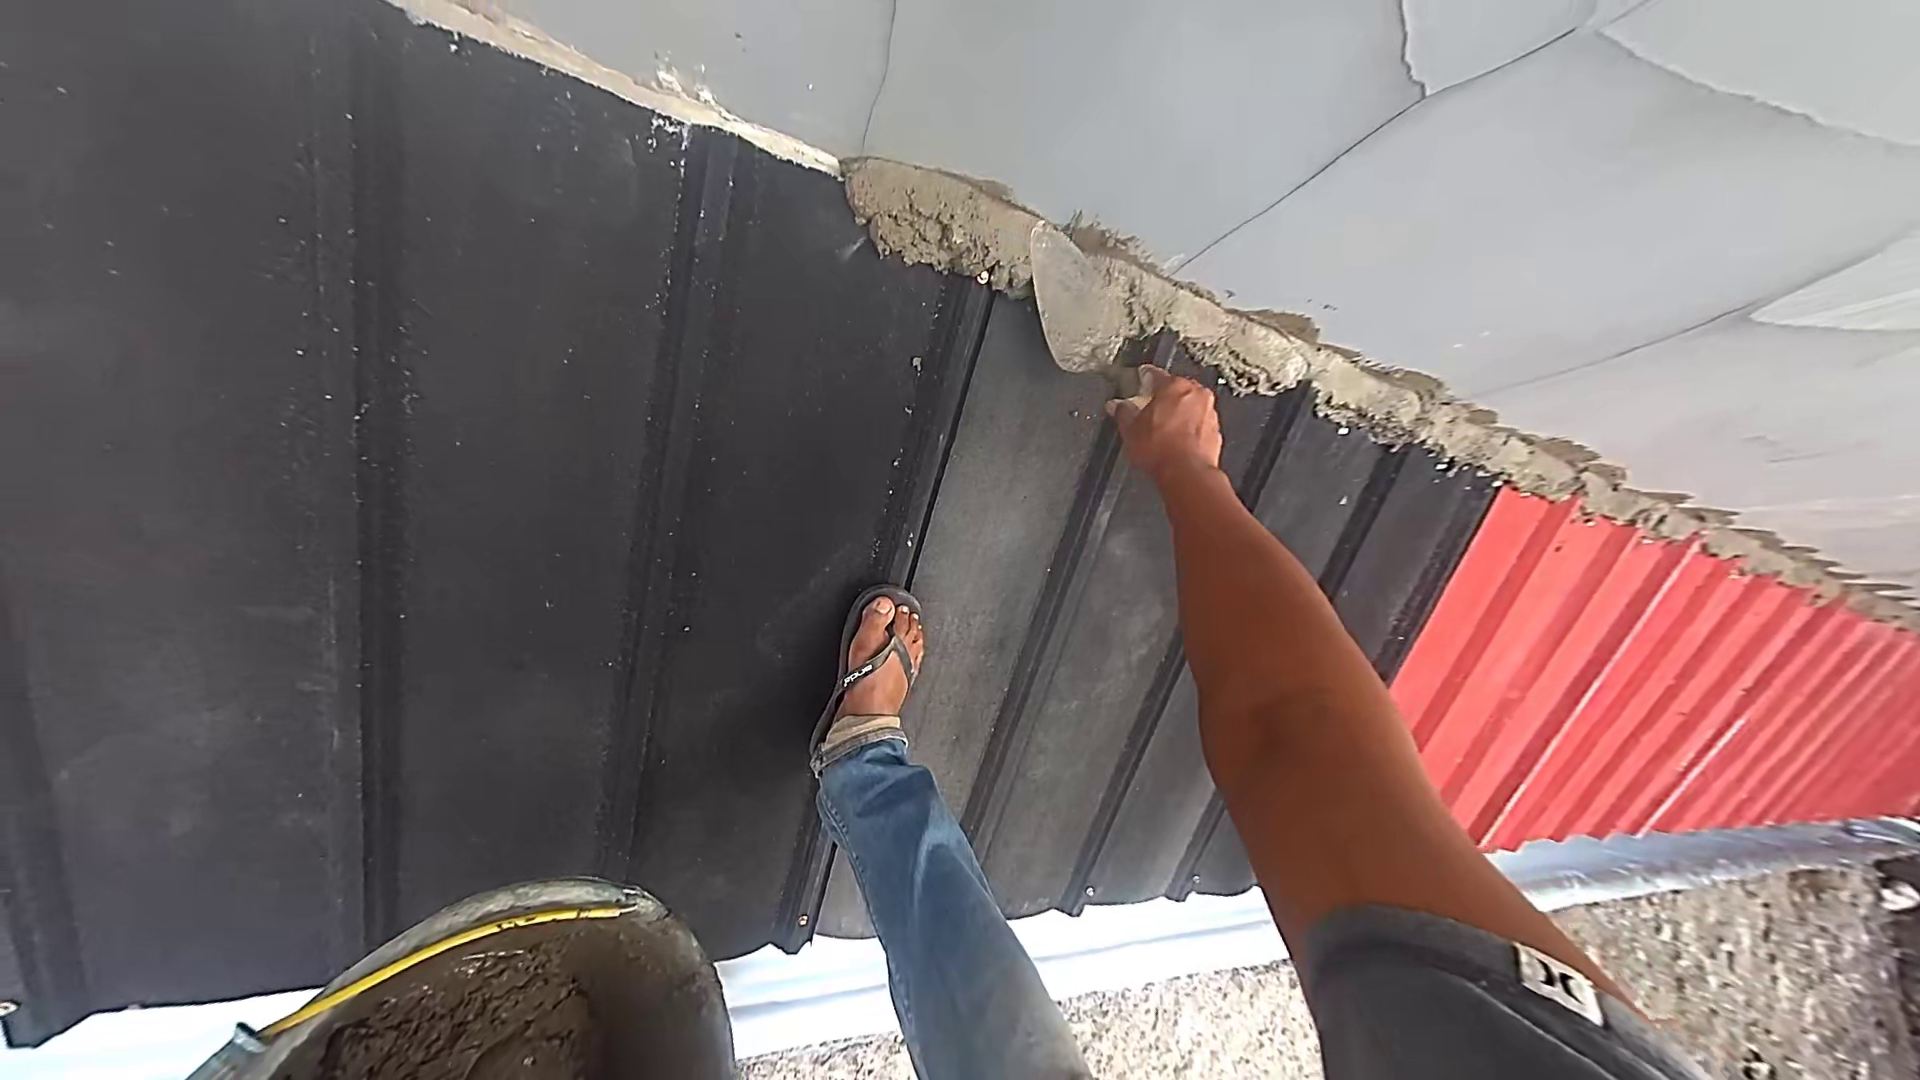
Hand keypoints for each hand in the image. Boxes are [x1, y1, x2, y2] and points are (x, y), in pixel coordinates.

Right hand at [1106, 365, 1223, 484]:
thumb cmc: (1162, 450)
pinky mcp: (1215, 431)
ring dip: (1177, 413)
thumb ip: (1123, 412)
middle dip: (1162, 397)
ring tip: (1161, 430)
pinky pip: (1198, 424)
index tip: (1140, 378)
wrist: (1186, 473)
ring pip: (1190, 406)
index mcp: (1174, 386)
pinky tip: (1175, 441)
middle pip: (1176, 388)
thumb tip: (1117, 406)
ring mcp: (1208, 412)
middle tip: (1147, 410)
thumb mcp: (1130, 429)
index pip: (1155, 374)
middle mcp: (1195, 394)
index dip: (1144, 377)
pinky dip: (1188, 429)